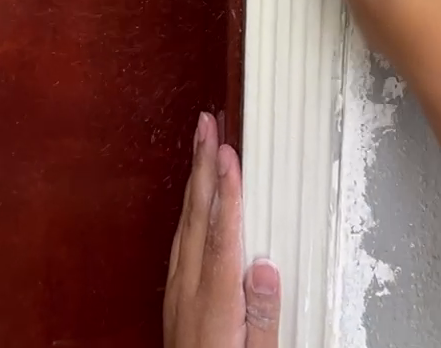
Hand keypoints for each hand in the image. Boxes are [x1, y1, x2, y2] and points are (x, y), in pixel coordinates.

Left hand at [164, 112, 280, 347]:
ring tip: (200, 142)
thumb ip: (262, 317)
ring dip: (194, 178)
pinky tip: (196, 194)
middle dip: (201, 165)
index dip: (227, 190)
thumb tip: (264, 265)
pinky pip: (181, 238)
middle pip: (196, 217)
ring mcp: (178, 293)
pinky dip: (190, 206)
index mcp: (212, 307)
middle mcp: (188, 292)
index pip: (221, 236)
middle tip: (204, 123)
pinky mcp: (176, 297)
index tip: (228, 151)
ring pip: (185, 223)